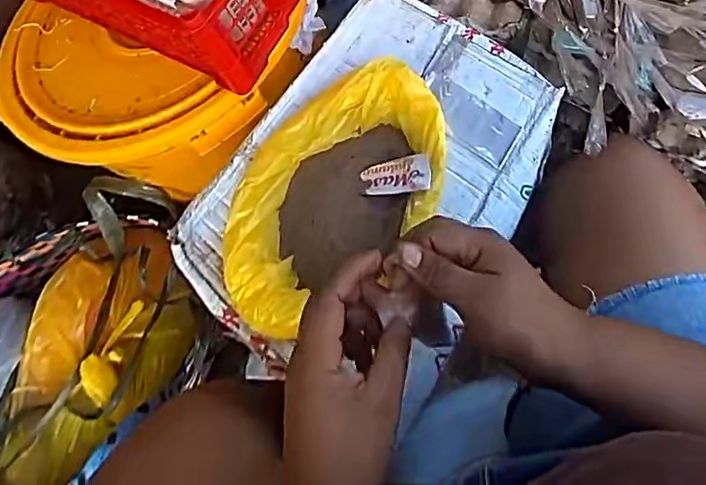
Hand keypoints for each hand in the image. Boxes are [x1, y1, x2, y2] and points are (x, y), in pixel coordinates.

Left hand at [284, 251, 411, 484]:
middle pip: (326, 307)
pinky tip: (377, 343)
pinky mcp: (310, 387)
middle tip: (391, 283)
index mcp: (313, 357)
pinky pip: (329, 345)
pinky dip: (353, 335)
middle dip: (359, 289)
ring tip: (389, 315)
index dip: (353, 270)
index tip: (381, 255)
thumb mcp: (383, 398)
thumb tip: (403, 312)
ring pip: (328, 325)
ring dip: (358, 313)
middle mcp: (301, 359)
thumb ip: (394, 348)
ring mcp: (303, 374)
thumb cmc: (353, 451)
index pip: (329, 297)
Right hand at [389, 217, 586, 380]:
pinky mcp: (484, 291)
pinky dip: (435, 294)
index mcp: (478, 241)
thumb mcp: (474, 297)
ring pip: (441, 264)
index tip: (389, 283)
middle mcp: (479, 248)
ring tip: (406, 308)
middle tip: (394, 299)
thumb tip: (402, 249)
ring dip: (422, 281)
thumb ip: (439, 272)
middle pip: (434, 245)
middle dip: (411, 265)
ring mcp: (483, 269)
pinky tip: (427, 314)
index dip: (406, 251)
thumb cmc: (516, 321)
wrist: (559, 351)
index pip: (430, 232)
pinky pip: (451, 282)